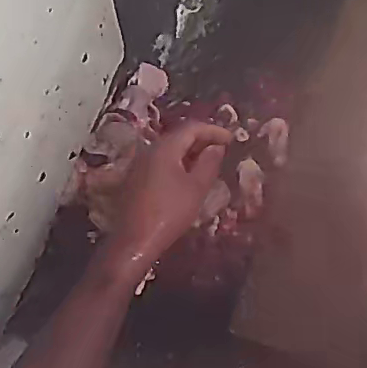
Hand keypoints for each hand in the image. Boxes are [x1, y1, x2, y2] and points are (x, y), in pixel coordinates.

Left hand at [103, 119, 231, 276]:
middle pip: (178, 136)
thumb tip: (216, 146)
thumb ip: (209, 163)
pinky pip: (160, 162)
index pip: (192, 128)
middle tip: (222, 150)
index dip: (213, 130)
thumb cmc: (170, 212)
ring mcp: (139, 164)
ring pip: (169, 150)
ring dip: (190, 152)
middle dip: (202, 140)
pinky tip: (187, 177)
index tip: (231, 139)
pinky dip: (177, 163)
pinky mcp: (135, 178)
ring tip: (208, 163)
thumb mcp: (196, 188)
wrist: (136, 240)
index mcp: (165, 148)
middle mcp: (149, 150)